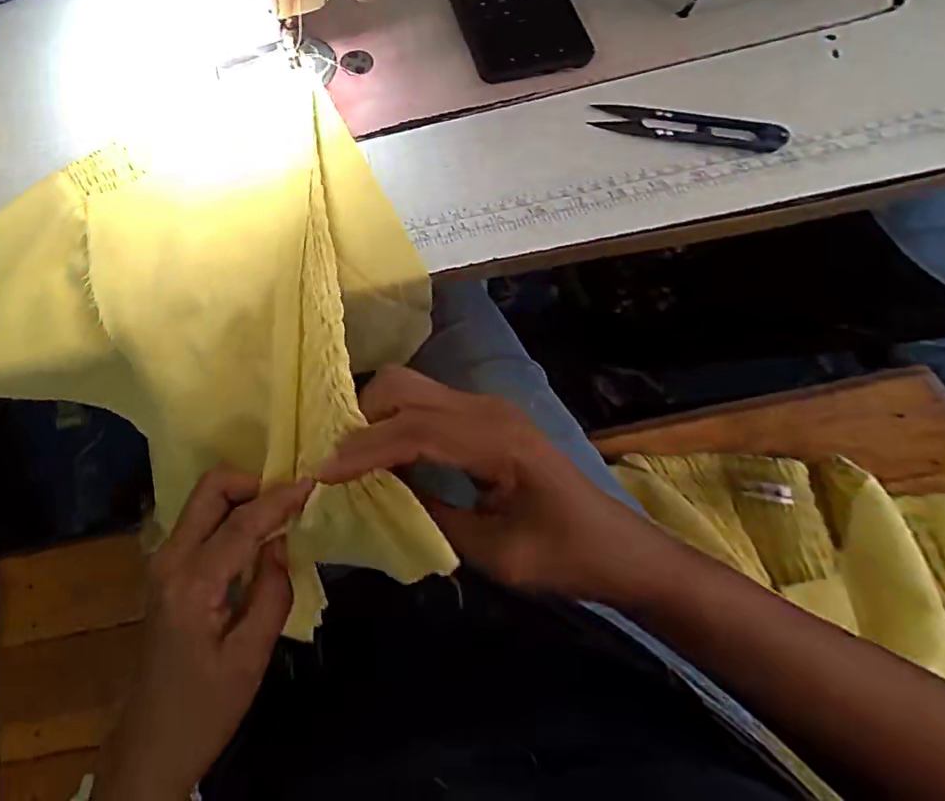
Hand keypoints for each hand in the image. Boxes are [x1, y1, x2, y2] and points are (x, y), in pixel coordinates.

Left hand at [95, 468, 311, 800]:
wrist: (152, 739)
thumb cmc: (206, 707)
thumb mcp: (252, 658)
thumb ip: (272, 592)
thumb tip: (282, 541)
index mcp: (192, 583)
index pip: (241, 522)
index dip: (278, 500)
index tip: (310, 484)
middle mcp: (170, 558)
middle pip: (210, 489)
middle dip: (252, 483)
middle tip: (289, 499)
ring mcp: (162, 560)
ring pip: (203, 500)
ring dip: (241, 497)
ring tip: (279, 515)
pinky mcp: (165, 568)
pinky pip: (200, 522)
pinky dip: (230, 516)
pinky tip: (255, 537)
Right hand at [318, 366, 683, 605]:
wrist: (621, 549)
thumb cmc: (566, 558)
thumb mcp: (494, 553)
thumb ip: (432, 515)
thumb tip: (377, 489)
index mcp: (498, 441)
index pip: (414, 430)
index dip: (364, 449)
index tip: (323, 472)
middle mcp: (487, 409)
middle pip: (403, 388)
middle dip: (361, 419)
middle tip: (336, 464)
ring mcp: (485, 406)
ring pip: (410, 388)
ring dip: (374, 416)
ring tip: (352, 460)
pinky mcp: (482, 415)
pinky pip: (423, 404)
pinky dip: (394, 421)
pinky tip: (384, 454)